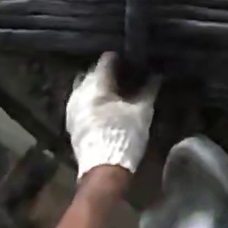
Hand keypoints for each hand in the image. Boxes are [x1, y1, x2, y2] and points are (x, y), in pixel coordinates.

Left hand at [65, 52, 157, 177]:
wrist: (103, 169)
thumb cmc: (124, 136)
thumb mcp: (141, 112)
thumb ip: (148, 90)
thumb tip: (157, 75)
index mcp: (96, 84)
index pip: (106, 61)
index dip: (118, 58)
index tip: (129, 59)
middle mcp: (80, 90)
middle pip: (93, 71)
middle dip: (107, 71)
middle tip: (123, 75)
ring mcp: (72, 105)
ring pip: (84, 85)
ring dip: (97, 85)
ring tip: (113, 91)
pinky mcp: (70, 119)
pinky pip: (79, 100)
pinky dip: (90, 98)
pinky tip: (102, 106)